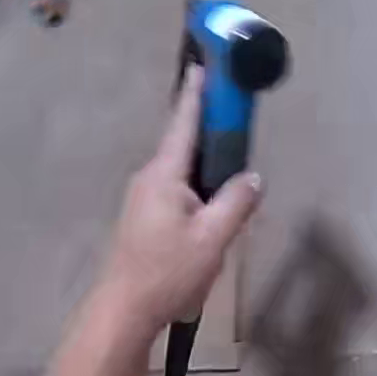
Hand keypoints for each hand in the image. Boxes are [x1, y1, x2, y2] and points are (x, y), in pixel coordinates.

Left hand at [94, 66, 261, 335]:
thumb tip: (253, 177)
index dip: (195, 94)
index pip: (183, 123)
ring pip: (181, 170)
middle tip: (235, 122)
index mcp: (164, 173)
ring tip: (231, 173)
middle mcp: (150, 177)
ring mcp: (143, 196)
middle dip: (208, 130)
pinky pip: (176, 188)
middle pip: (184, 144)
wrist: (123, 310)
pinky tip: (211, 208)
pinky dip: (196, 185)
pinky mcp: (143, 215)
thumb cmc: (167, 271)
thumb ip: (237, 203)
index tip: (201, 66)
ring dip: (205, 165)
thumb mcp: (212, 239)